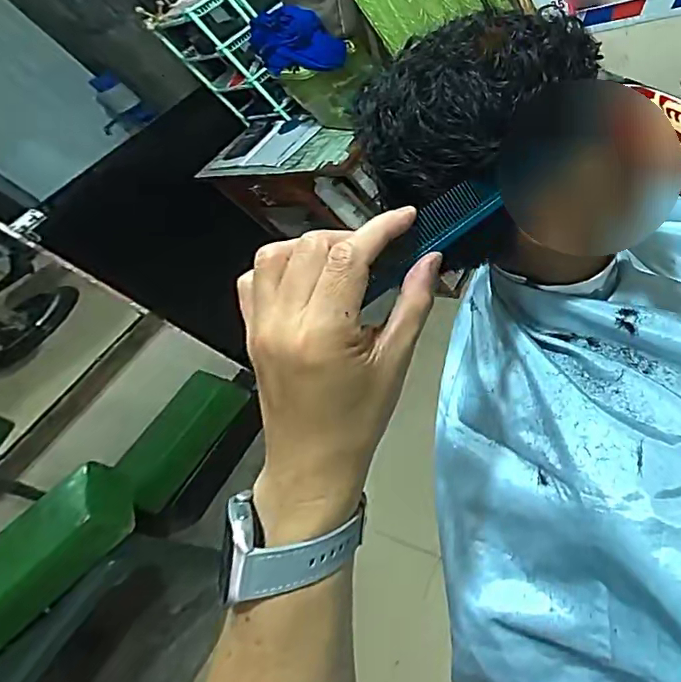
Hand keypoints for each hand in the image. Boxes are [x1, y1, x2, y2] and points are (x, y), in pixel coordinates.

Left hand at [237, 208, 442, 542]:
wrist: (311, 463)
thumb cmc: (361, 417)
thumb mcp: (397, 359)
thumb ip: (414, 301)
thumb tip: (431, 257)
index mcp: (322, 331)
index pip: (347, 256)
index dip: (381, 228)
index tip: (407, 217)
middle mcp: (282, 321)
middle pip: (311, 245)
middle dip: (354, 235)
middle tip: (385, 248)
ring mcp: (259, 324)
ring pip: (276, 253)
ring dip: (317, 245)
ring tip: (349, 259)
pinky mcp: (249, 330)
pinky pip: (256, 277)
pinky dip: (284, 263)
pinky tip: (312, 276)